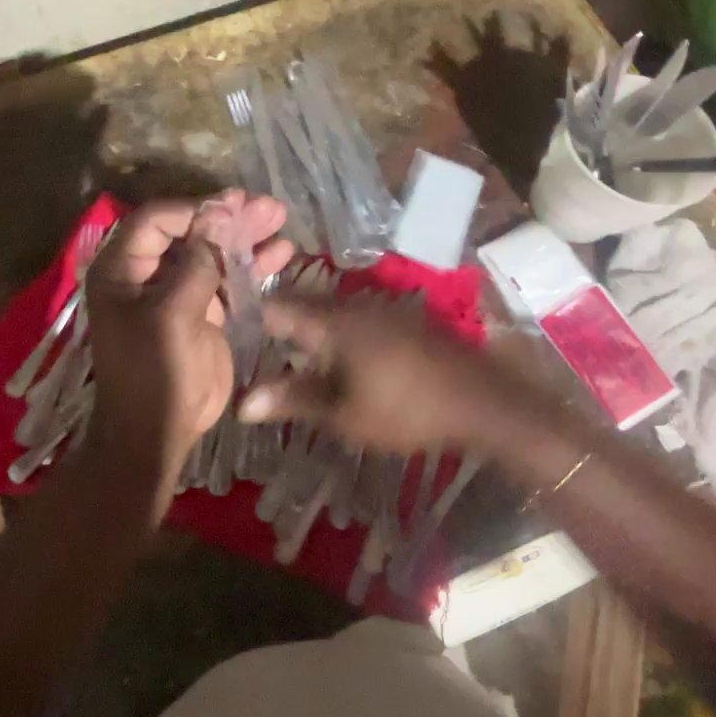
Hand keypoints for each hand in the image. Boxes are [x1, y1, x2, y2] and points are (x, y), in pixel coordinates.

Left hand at [84, 192, 292, 482]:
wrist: (157, 433)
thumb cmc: (153, 371)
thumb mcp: (172, 314)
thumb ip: (198, 262)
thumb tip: (220, 214)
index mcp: (122, 269)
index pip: (158, 220)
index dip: (196, 209)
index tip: (235, 206)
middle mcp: (147, 274)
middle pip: (190, 232)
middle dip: (229, 219)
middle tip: (269, 207)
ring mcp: (176, 294)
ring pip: (213, 254)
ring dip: (246, 238)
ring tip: (280, 221)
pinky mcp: (202, 314)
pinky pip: (227, 281)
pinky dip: (252, 267)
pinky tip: (282, 253)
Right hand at [239, 297, 534, 453]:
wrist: (483, 401)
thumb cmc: (407, 411)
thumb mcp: (344, 415)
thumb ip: (293, 400)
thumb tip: (242, 402)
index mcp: (333, 321)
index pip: (279, 305)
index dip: (253, 315)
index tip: (233, 330)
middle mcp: (355, 303)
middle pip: (306, 301)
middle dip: (281, 318)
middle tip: (258, 341)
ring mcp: (384, 306)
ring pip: (334, 305)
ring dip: (311, 321)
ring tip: (293, 346)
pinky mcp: (406, 315)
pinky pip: (358, 311)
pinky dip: (340, 325)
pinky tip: (341, 349)